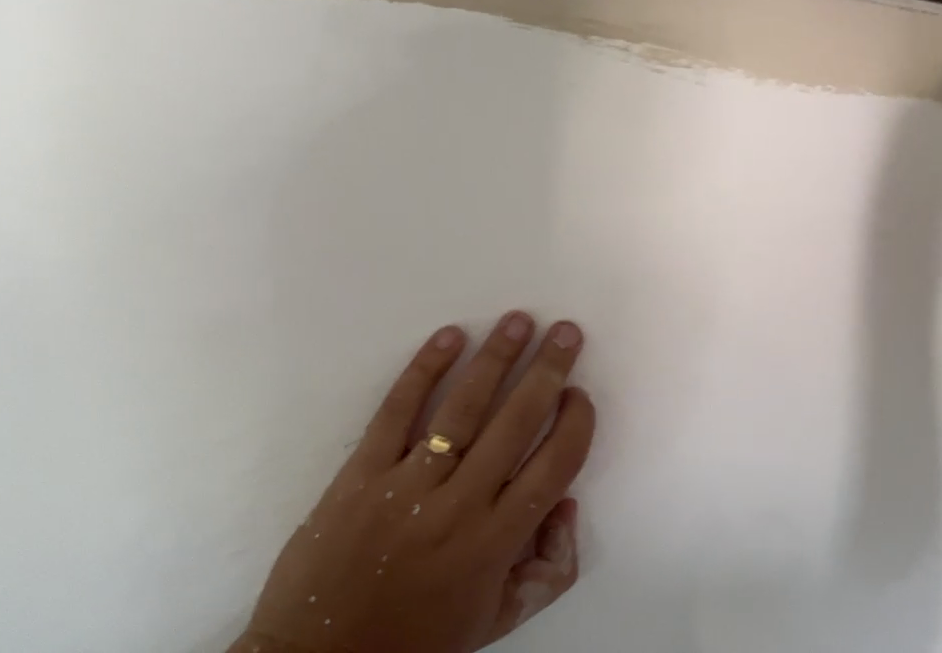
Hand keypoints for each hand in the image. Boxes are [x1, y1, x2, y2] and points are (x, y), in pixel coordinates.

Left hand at [235, 312, 595, 652]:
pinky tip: (449, 336)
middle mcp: (460, 504)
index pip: (554, 465)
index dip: (575, 423)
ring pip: (464, 407)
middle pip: (516, 422)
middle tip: (567, 331)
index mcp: (497, 541)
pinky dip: (424, 370)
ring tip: (519, 320)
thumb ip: (548, 571)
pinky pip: (397, 411)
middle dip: (548, 370)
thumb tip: (567, 504)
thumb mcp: (496, 621)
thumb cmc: (417, 640)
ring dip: (497, 358)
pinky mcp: (362, 472)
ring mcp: (409, 484)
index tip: (579, 394)